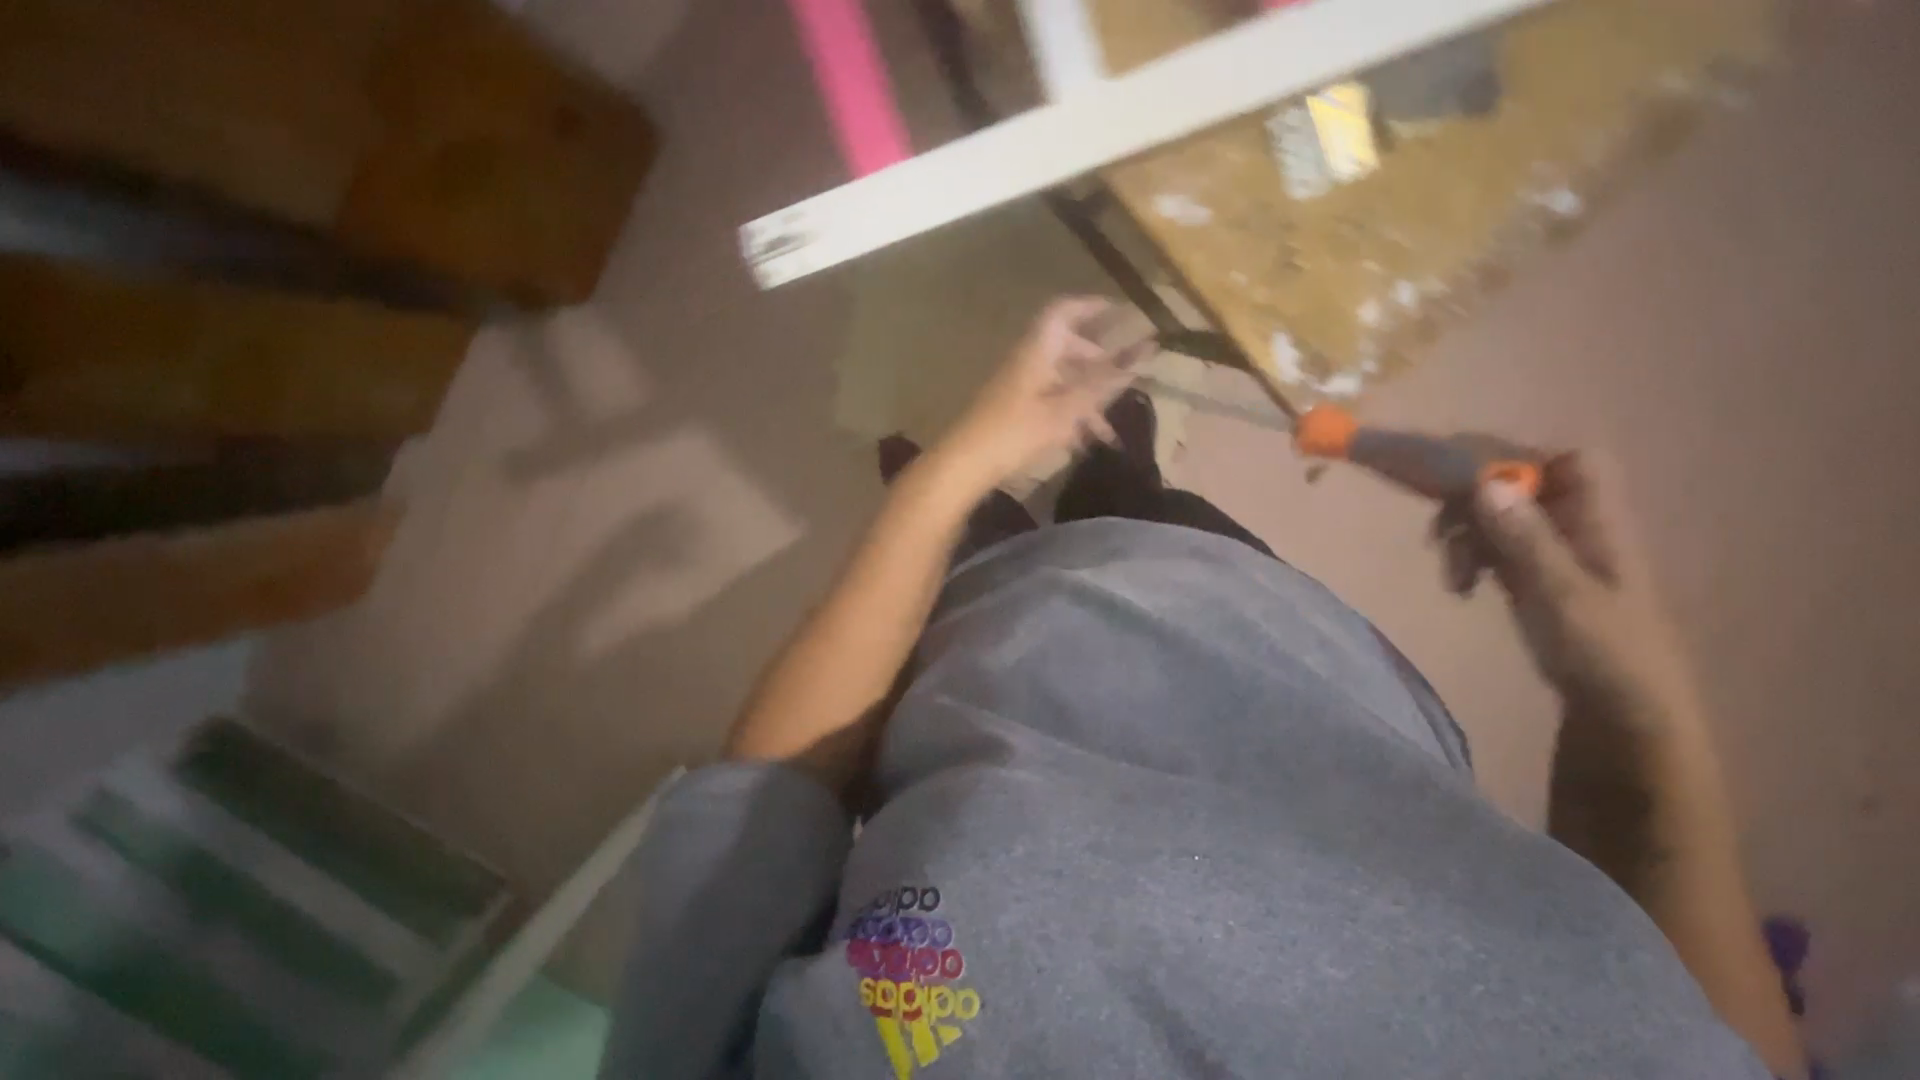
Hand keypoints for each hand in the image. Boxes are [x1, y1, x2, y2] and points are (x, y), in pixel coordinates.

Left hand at [930, 297, 1148, 491]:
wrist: (965, 464)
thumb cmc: (1016, 431)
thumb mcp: (1068, 407)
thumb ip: (1107, 379)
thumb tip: (1148, 348)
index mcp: (1038, 350)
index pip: (1065, 311)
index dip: (1092, 306)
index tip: (1122, 313)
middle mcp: (1026, 360)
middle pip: (1066, 348)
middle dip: (1097, 363)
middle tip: (1124, 379)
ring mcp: (1017, 385)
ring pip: (1060, 380)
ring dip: (1086, 400)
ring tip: (1108, 433)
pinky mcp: (1011, 409)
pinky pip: (1048, 401)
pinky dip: (1069, 416)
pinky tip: (1082, 443)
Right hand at [1464, 455, 1697, 728]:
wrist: (1626, 719)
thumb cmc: (1605, 655)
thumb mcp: (1562, 595)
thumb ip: (1525, 538)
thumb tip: (1486, 481)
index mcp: (1600, 523)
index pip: (1572, 461)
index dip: (1524, 460)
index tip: (1474, 486)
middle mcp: (1578, 528)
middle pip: (1522, 484)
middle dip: (1474, 501)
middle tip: (1440, 534)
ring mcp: (1555, 554)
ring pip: (1500, 516)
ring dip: (1465, 533)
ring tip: (1452, 575)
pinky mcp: (1535, 580)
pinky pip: (1495, 546)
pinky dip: (1471, 556)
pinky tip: (1460, 587)